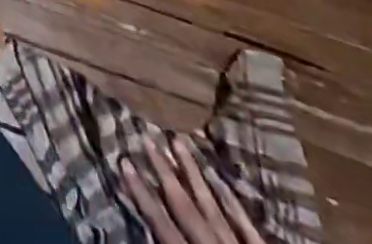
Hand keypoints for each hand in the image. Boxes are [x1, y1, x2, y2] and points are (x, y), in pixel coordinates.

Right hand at [120, 134, 268, 243]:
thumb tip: (144, 235)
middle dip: (165, 172)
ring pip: (214, 206)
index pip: (161, 223)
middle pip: (185, 207)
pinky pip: (248, 225)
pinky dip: (232, 202)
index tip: (123, 161)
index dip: (141, 192)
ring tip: (178, 141)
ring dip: (193, 174)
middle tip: (147, 137)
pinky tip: (218, 180)